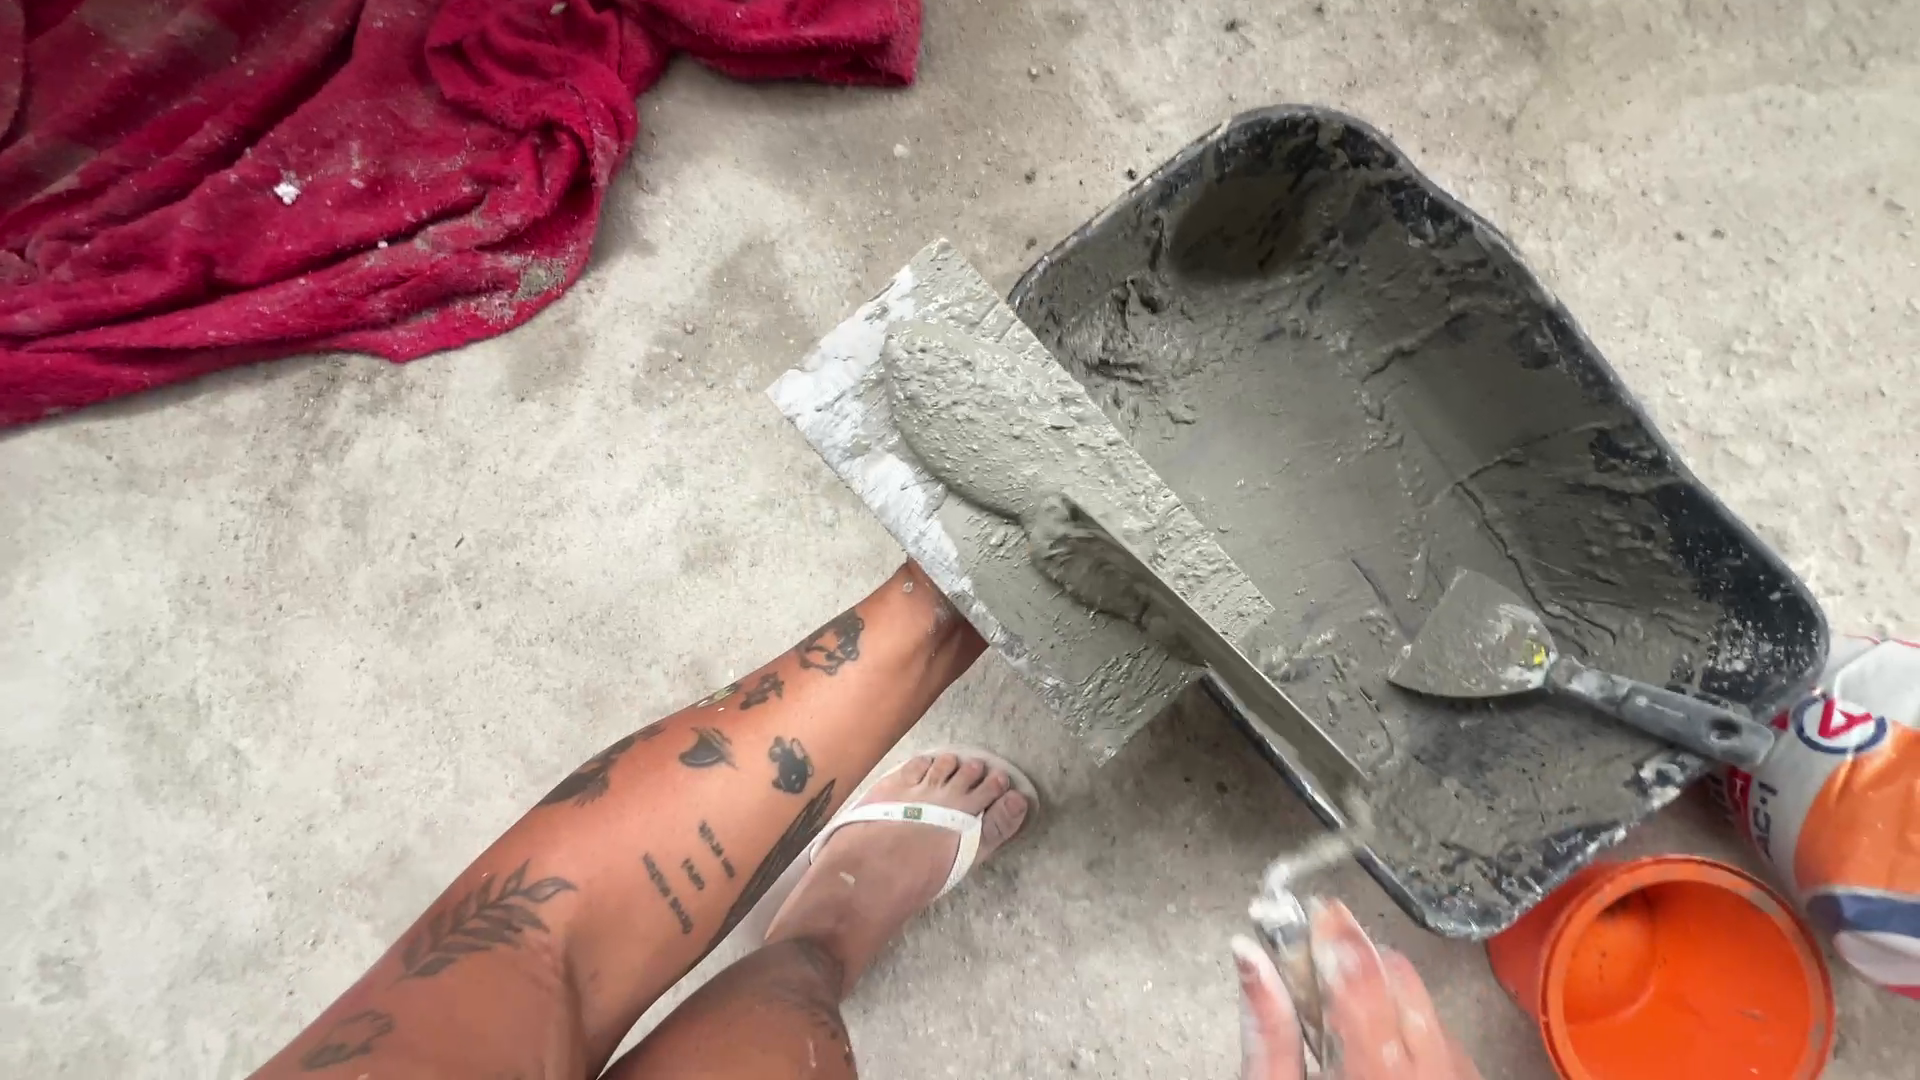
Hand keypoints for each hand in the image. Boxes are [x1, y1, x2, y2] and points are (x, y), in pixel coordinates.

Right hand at [1233, 900, 1480, 1078]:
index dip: (1337, 940)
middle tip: (1316, 955)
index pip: (1361, 988)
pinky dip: (1411, 1024)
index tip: (1315, 911)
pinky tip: (1382, 1045)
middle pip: (1401, 984)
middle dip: (1357, 956)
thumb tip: (1247, 952)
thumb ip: (1266, 1031)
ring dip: (1384, 986)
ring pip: (1428, 1008)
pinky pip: (1449, 1043)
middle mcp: (1430, 1079)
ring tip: (1343, 1006)